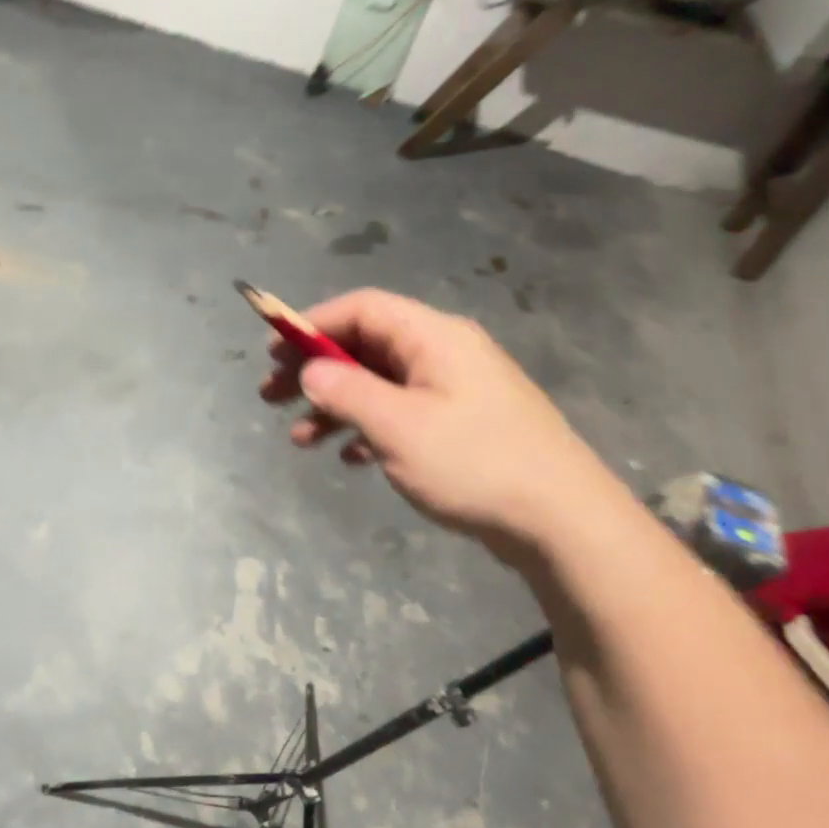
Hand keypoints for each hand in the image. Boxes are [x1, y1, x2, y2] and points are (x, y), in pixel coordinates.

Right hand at [259, 288, 619, 556]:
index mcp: (434, 338)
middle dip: (314, 369)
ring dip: (334, 406)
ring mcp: (455, 391)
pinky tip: (349, 458)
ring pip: (379, 384)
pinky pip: (399, 414)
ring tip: (298, 439)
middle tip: (270, 396)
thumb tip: (311, 370)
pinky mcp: (460, 427)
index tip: (272, 352)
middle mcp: (445, 354)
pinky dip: (365, 429)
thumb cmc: (473, 463)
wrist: (558, 518)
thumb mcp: (398, 426)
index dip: (312, 323)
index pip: (363, 308)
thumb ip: (347, 392)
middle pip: (366, 345)